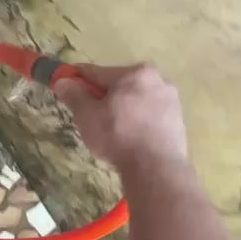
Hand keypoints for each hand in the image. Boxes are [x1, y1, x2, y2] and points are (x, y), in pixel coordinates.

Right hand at [53, 63, 188, 171]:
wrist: (156, 167)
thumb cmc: (117, 134)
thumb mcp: (86, 115)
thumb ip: (74, 94)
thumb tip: (62, 81)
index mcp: (134, 73)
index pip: (97, 72)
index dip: (77, 79)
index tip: (64, 85)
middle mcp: (157, 80)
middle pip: (119, 85)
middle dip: (102, 97)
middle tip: (88, 116)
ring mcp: (171, 100)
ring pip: (135, 100)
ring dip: (120, 109)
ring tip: (109, 130)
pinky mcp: (178, 120)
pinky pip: (148, 115)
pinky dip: (136, 121)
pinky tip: (128, 138)